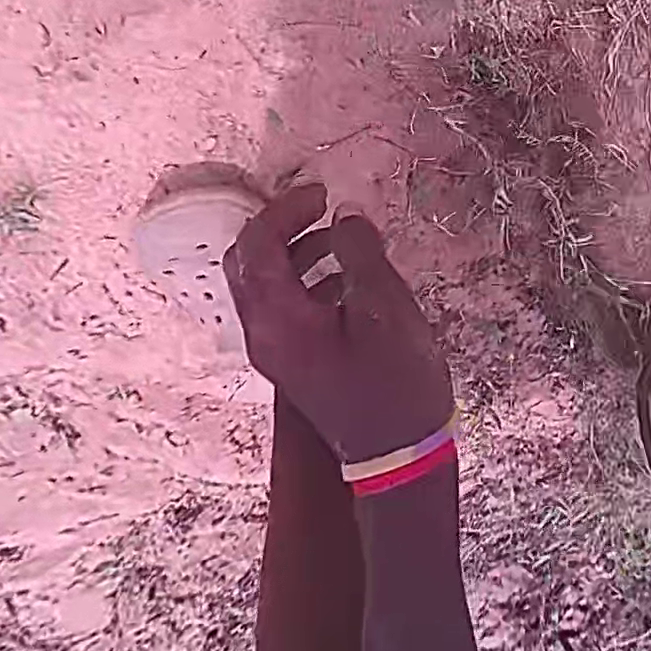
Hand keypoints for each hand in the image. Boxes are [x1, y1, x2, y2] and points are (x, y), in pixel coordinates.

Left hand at [224, 183, 453, 462]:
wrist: (400, 456)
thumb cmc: (396, 382)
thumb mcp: (385, 308)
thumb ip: (360, 253)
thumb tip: (345, 216)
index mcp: (278, 319)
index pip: (257, 245)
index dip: (286, 209)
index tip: (323, 194)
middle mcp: (264, 334)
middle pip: (250, 263)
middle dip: (282, 228)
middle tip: (321, 210)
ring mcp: (276, 351)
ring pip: (267, 285)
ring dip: (297, 253)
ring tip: (343, 240)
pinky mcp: (294, 361)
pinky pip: (285, 307)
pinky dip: (307, 280)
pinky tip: (349, 277)